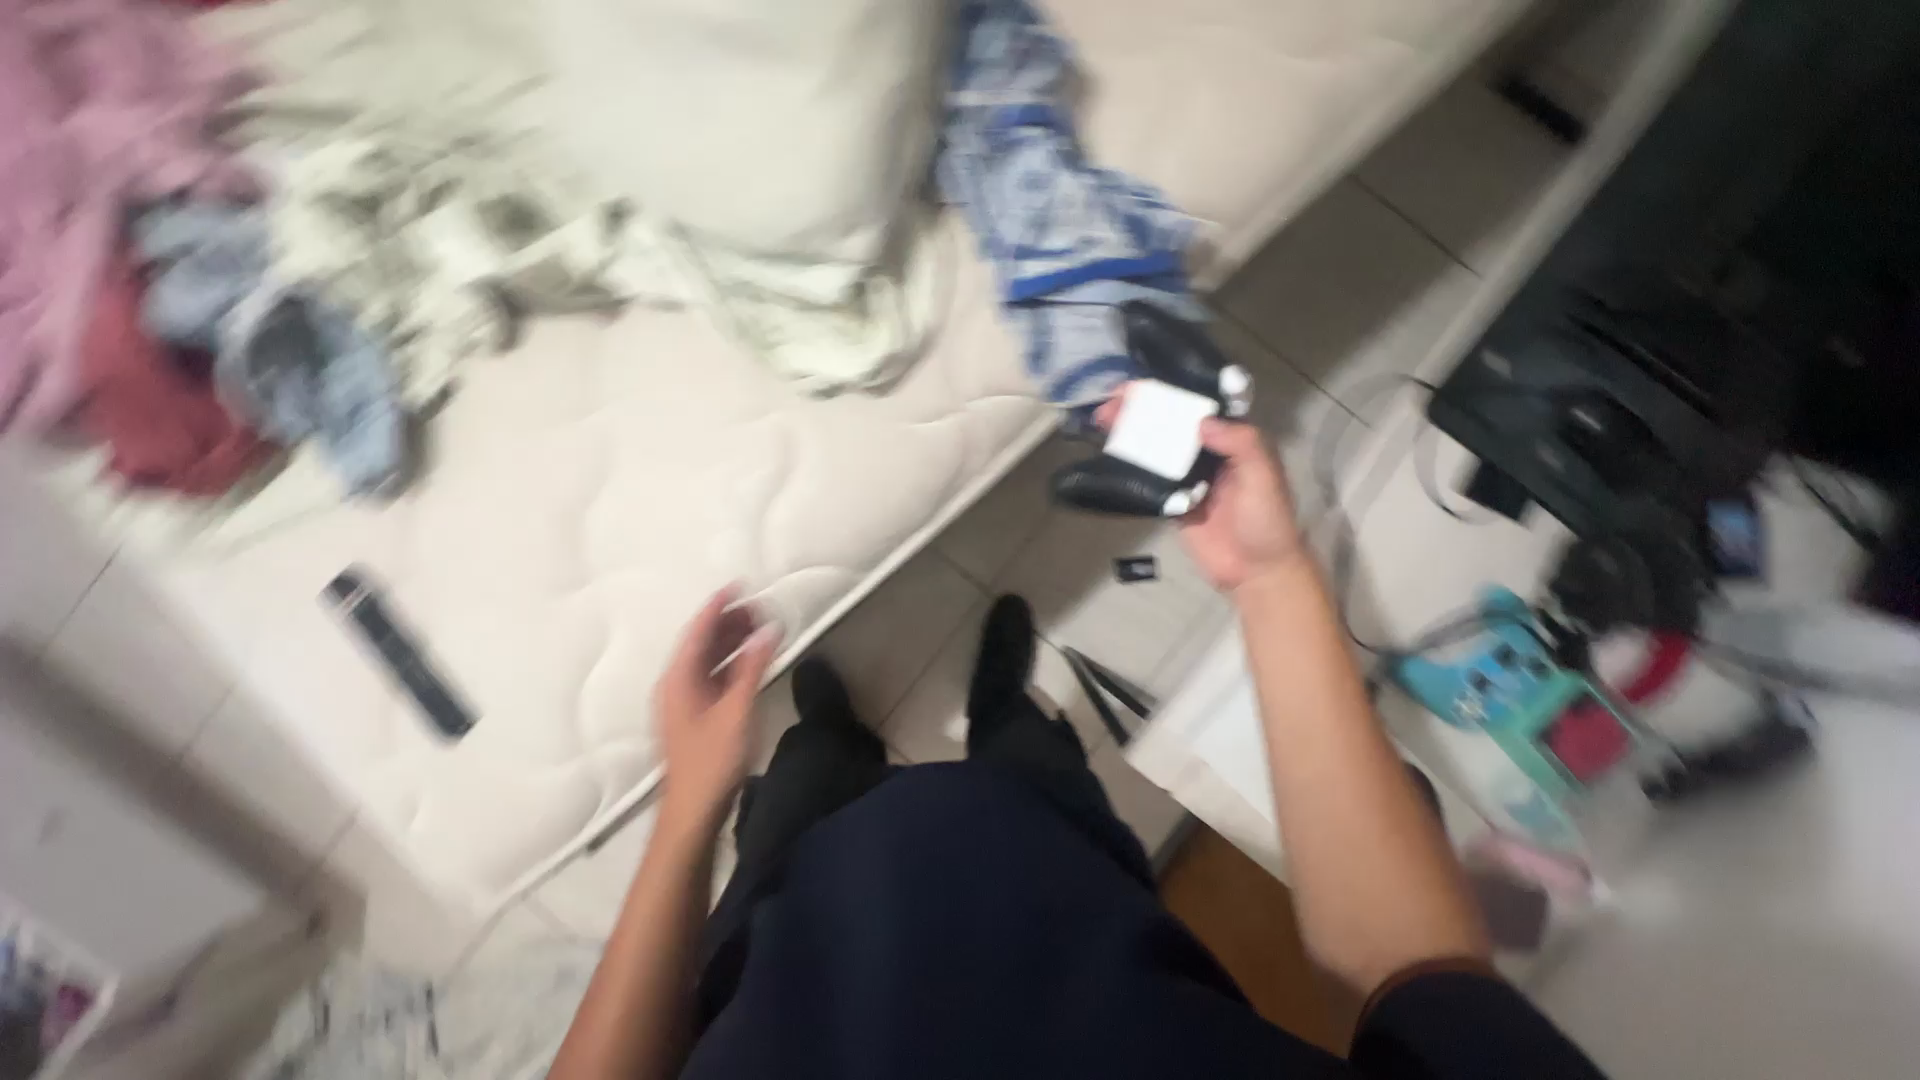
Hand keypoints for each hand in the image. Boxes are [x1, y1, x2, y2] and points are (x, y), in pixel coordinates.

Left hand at [655, 586, 781, 830]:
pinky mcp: (696, 717)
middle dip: (728, 623)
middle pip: (701, 644)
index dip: (717, 607)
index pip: (698, 631)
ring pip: (708, 661)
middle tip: (759, 607)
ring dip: (732, 643)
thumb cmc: (712, 761)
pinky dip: (733, 664)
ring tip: (760, 627)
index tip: (739, 586)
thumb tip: (767, 630)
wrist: (692, 812)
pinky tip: (753, 662)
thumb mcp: (737, 711)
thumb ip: (752, 667)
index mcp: (678, 679)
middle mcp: (676, 685)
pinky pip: (713, 677)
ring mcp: (685, 702)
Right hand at [1095, 388, 1302, 593]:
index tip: (1147, 383)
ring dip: (1132, 433)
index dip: (1175, 391)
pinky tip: (1110, 454)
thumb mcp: (1265, 477)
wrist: (1256, 573)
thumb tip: (1201, 422)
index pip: (1202, 406)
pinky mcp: (1172, 502)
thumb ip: (1242, 444)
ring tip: (1105, 419)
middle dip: (1143, 409)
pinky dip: (1131, 466)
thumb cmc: (1268, 521)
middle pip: (1173, 424)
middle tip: (1114, 400)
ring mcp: (1189, 478)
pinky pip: (1150, 480)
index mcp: (1235, 440)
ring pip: (1157, 448)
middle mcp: (1210, 453)